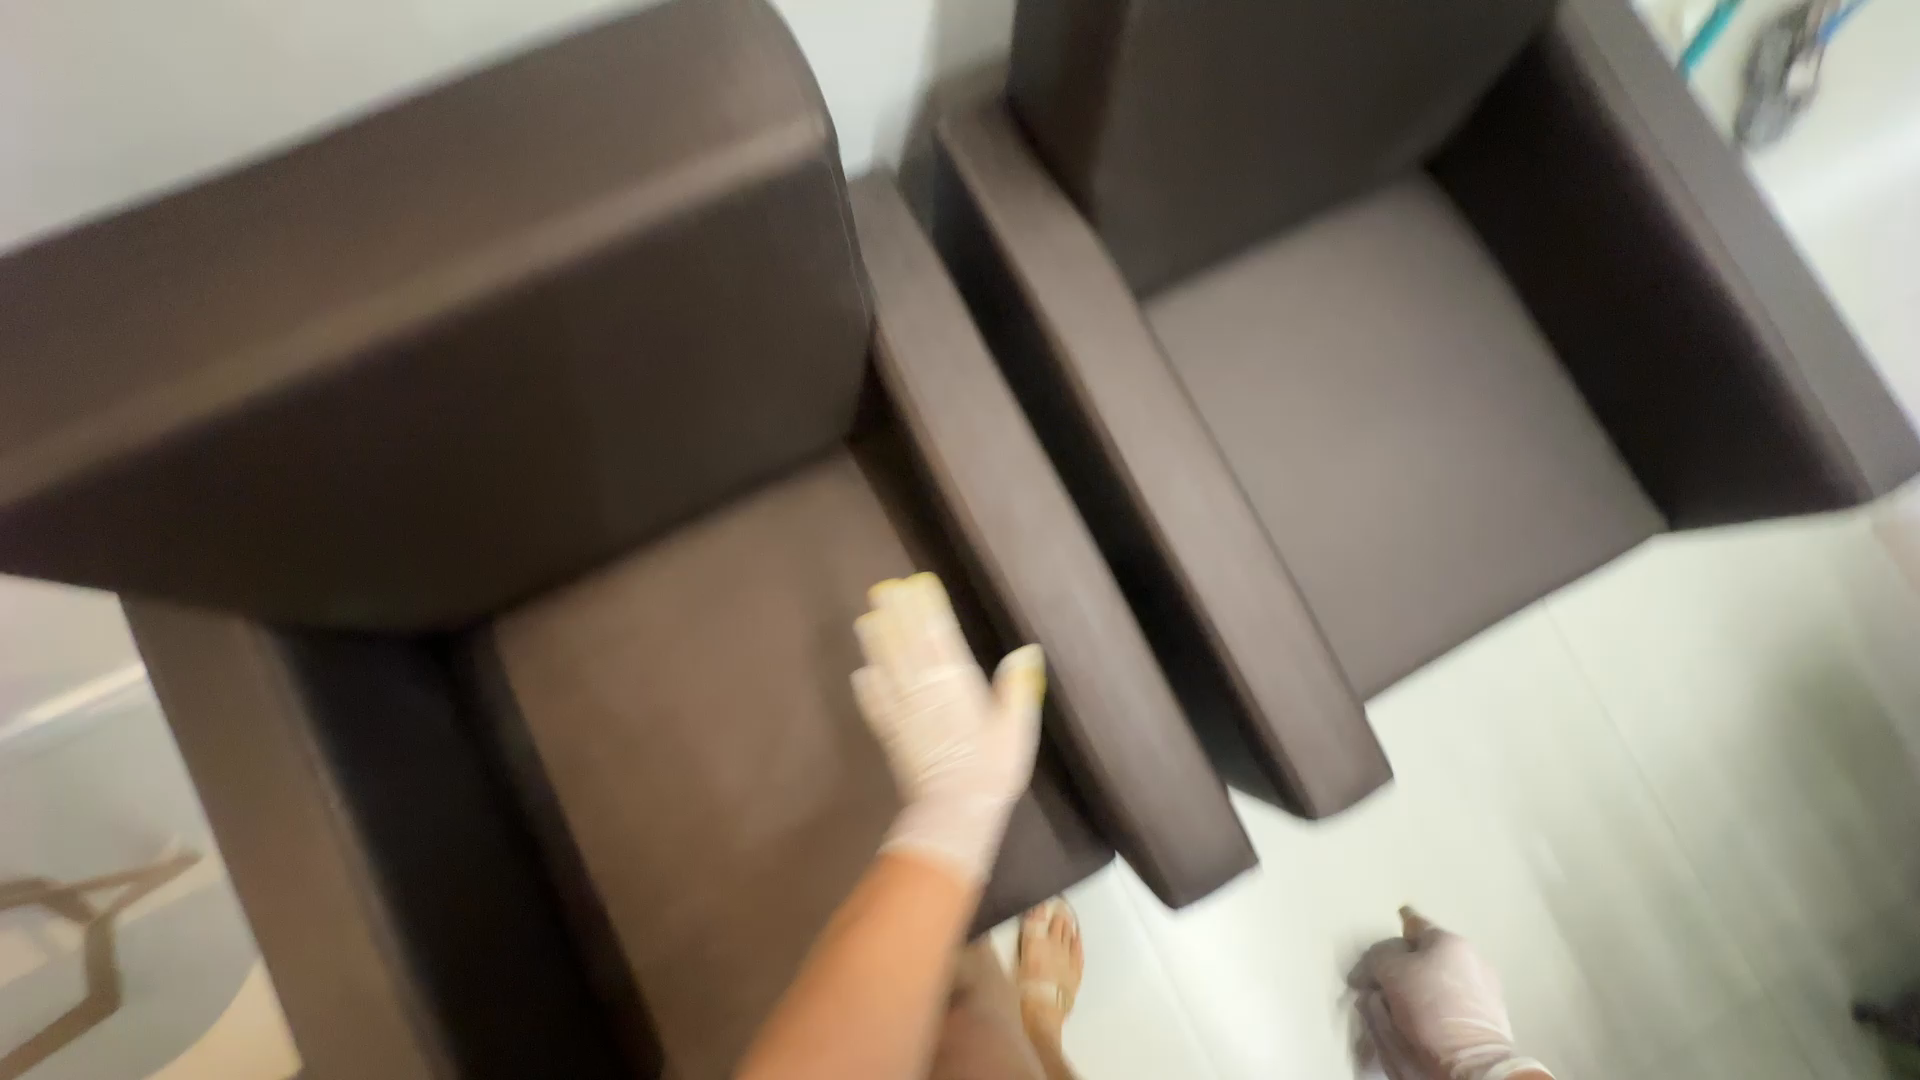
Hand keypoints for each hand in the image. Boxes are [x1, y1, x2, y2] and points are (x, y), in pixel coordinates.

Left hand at [851, 573, 1045, 883]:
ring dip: (877, 643)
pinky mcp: (890, 733)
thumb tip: (1026, 651)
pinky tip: (861, 673)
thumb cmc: (992, 769)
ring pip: (887, 669)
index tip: (918, 584)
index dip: (928, 609)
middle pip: (909, 645)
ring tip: (867, 619)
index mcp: (958, 685)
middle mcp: (926, 691)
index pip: (941, 636)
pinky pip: (875, 705)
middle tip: (884, 590)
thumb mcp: (1017, 729)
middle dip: (897, 616)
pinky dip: (867, 687)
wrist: (954, 813)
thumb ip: (1017, 688)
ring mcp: (904, 712)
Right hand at [1349, 908, 1550, 1079]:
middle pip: (1428, 954)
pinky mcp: (1490, 1024)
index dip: (1400, 922)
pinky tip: (1420, 1022)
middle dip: (1405, 963)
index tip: (1393, 923)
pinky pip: (1453, 1005)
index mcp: (1450, 941)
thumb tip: (1378, 968)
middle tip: (1383, 979)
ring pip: (1440, 980)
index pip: (1416, 923)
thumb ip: (1377, 957)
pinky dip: (1436, 1009)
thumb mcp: (1387, 970)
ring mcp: (1486, 993)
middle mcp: (1472, 960)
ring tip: (1397, 1006)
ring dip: (1419, 988)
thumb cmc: (1429, 1005)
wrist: (1473, 1064)